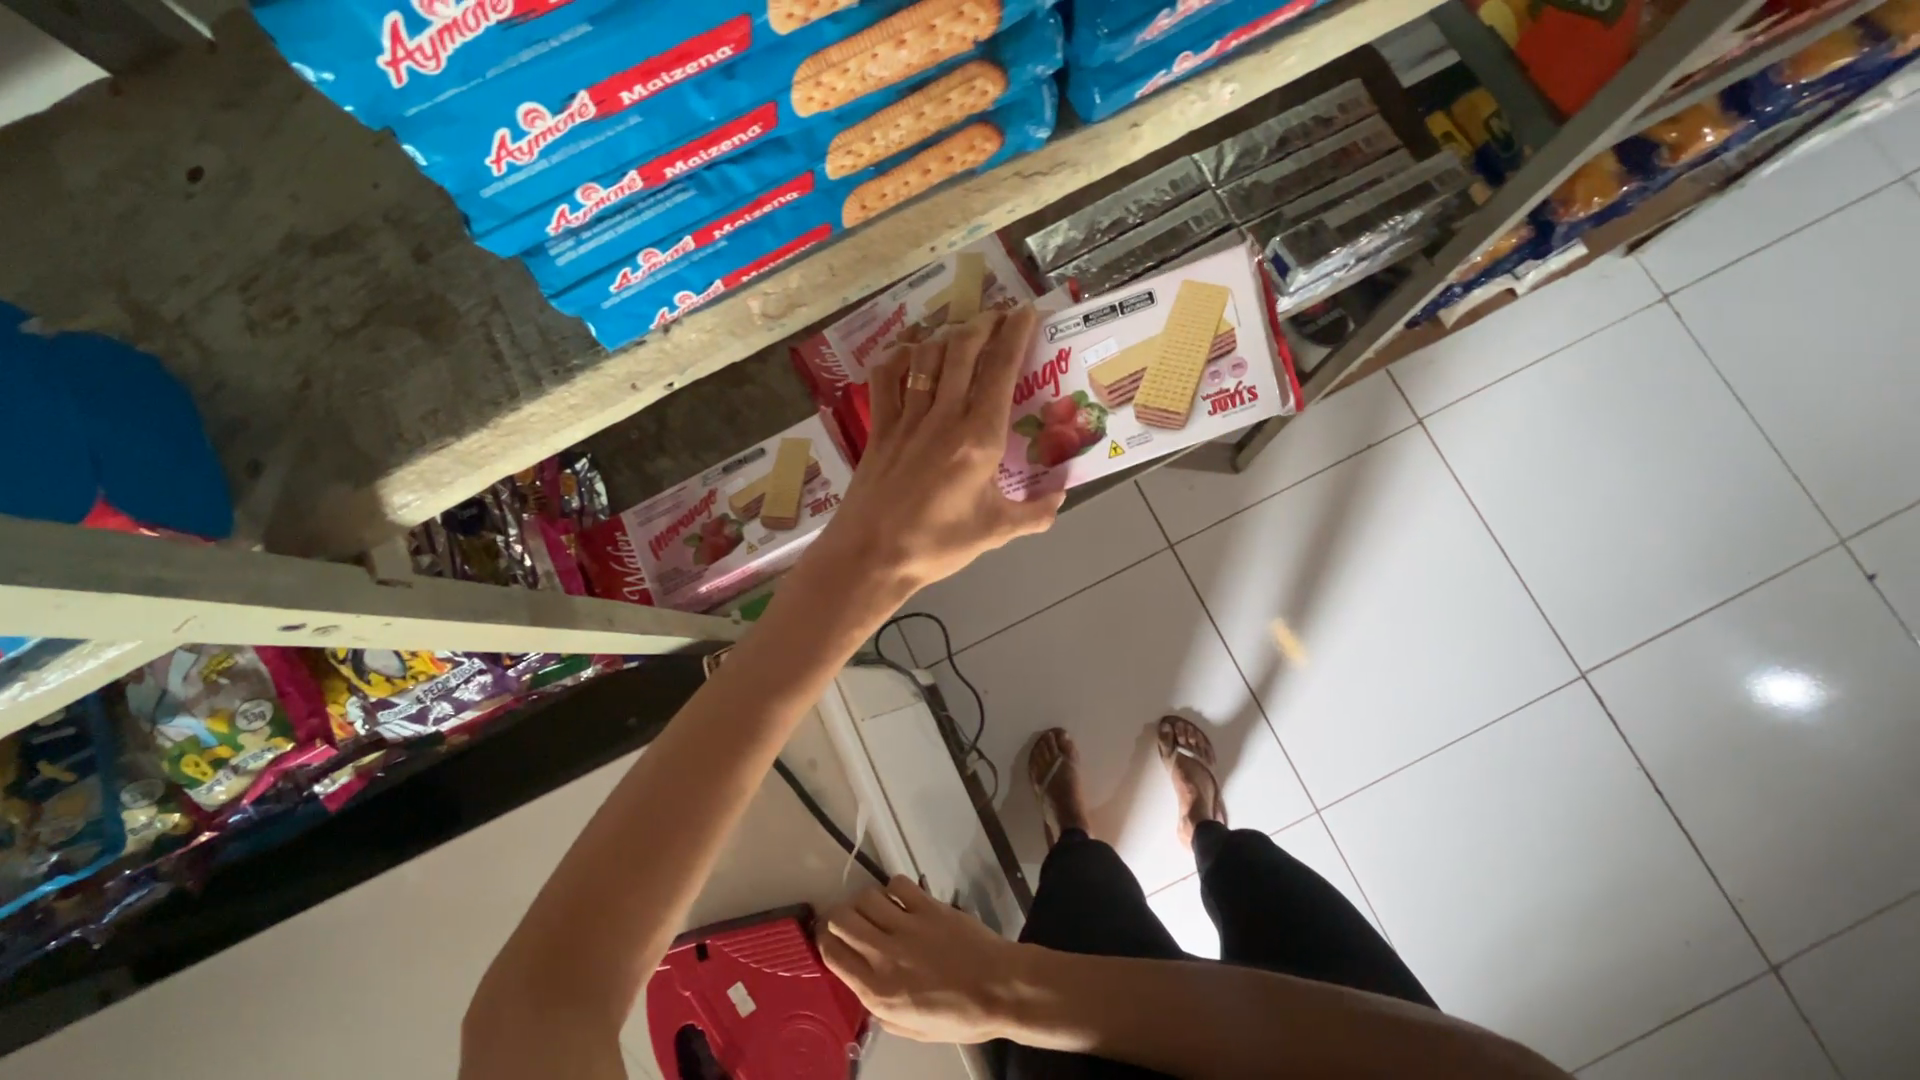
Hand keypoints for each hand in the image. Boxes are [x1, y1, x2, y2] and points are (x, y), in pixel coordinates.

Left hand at [815, 306, 1063, 595]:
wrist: (871, 557)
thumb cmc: (937, 545)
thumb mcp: (996, 532)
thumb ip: (1035, 513)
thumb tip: (1062, 496)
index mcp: (979, 438)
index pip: (1001, 370)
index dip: (1015, 334)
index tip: (1026, 312)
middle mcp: (944, 416)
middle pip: (963, 350)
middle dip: (984, 323)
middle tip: (999, 316)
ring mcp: (907, 419)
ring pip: (927, 357)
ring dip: (947, 335)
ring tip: (963, 332)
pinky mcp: (880, 428)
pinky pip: (885, 379)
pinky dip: (897, 358)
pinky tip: (909, 353)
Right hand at [818, 876, 1029, 1044]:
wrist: (1001, 989)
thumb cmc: (961, 1017)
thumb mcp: (914, 1031)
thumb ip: (883, 1013)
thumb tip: (867, 993)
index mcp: (878, 991)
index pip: (832, 955)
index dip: (825, 942)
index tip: (829, 939)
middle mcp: (884, 955)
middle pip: (841, 920)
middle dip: (838, 918)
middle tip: (846, 921)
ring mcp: (907, 927)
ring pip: (865, 898)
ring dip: (864, 902)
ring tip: (874, 910)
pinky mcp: (929, 906)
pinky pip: (897, 885)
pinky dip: (894, 889)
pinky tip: (901, 899)